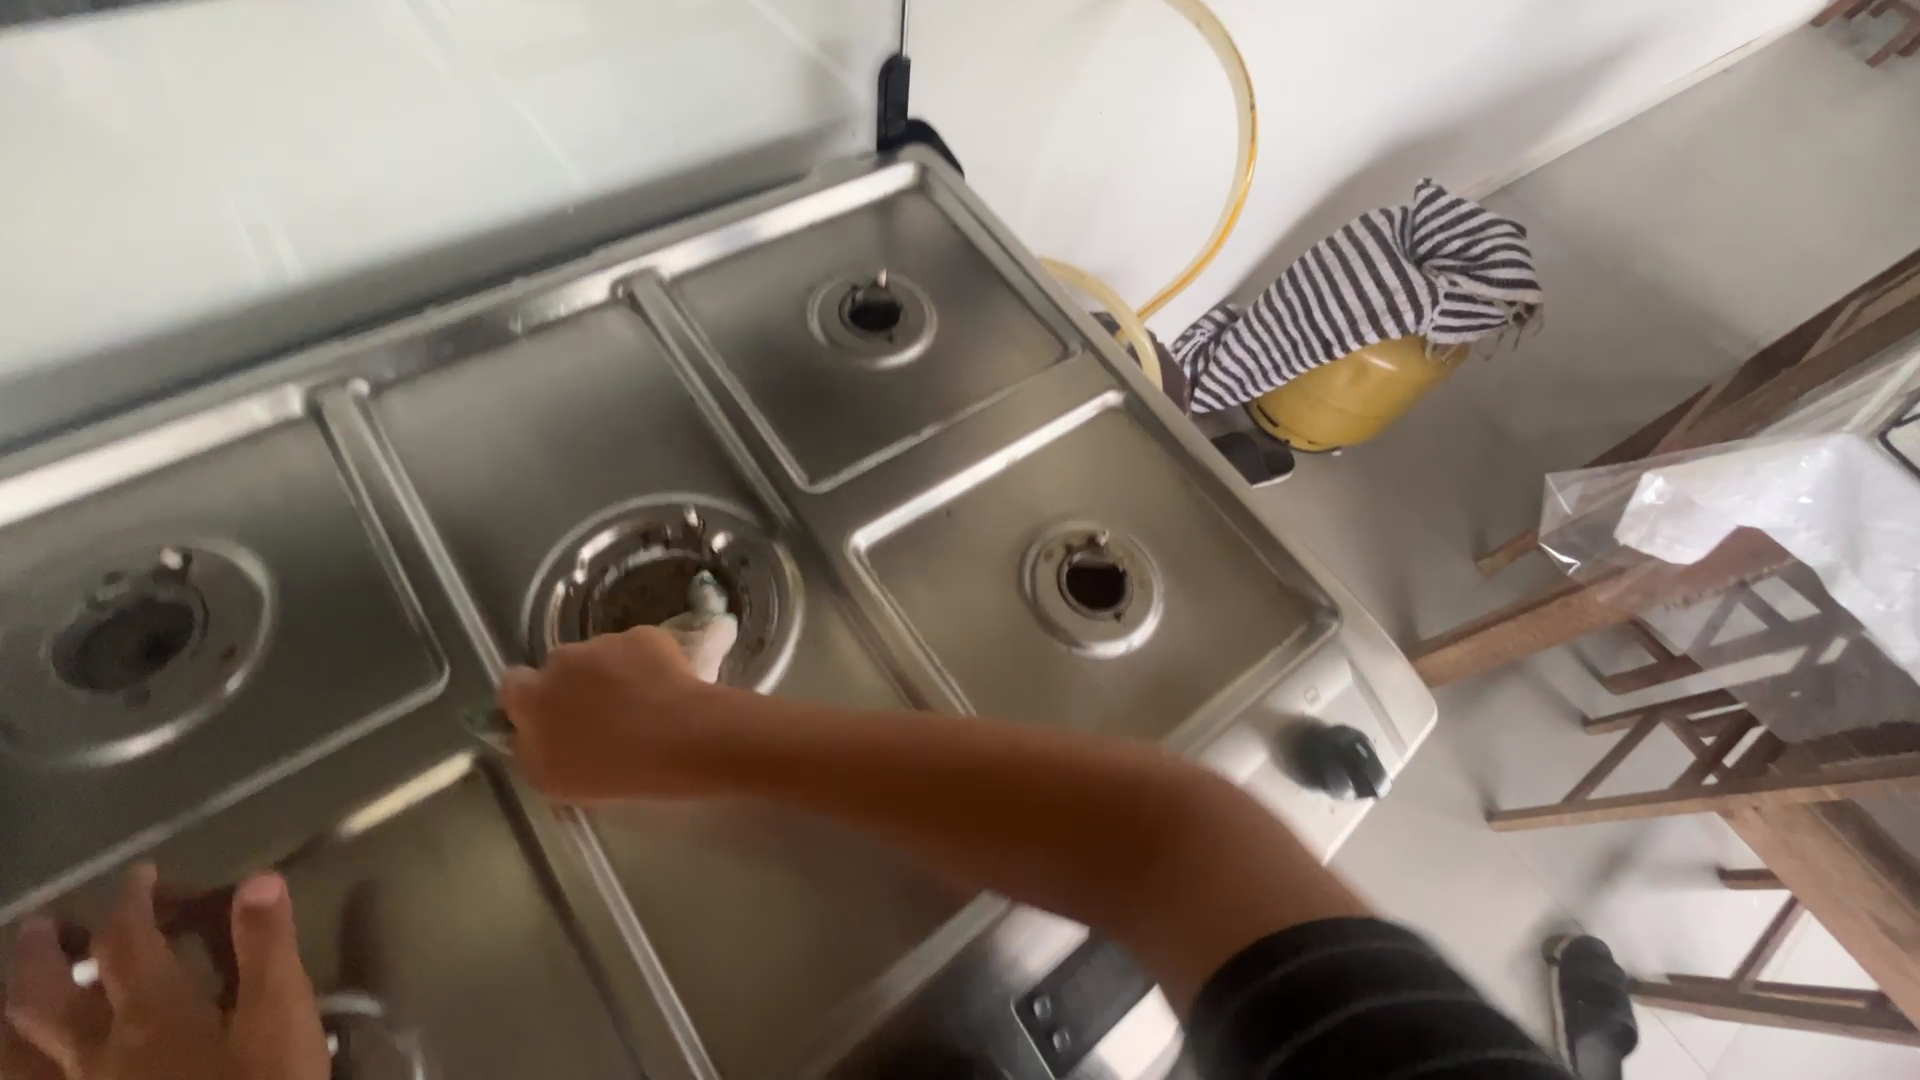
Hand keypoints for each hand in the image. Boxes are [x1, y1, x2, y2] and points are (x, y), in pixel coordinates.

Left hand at [3, 864, 328, 1079]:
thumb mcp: (282, 1014)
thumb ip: (266, 947)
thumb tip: (258, 878)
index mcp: (154, 1014)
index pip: (129, 944)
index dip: (132, 901)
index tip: (141, 874)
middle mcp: (96, 1052)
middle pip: (47, 996)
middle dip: (46, 952)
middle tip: (47, 922)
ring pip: (13, 1051)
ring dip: (10, 1008)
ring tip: (15, 984)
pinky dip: (12, 1068)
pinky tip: (20, 1061)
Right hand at [499, 625, 717, 800]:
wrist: (678, 739)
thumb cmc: (611, 770)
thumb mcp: (549, 780)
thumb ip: (528, 748)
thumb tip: (526, 732)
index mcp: (530, 697)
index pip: (514, 687)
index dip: (533, 701)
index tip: (554, 718)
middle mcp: (562, 660)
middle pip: (560, 667)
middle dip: (574, 683)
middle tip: (603, 713)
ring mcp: (605, 643)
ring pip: (601, 654)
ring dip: (612, 671)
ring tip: (641, 702)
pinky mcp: (645, 635)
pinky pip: (638, 648)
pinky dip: (646, 662)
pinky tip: (664, 688)